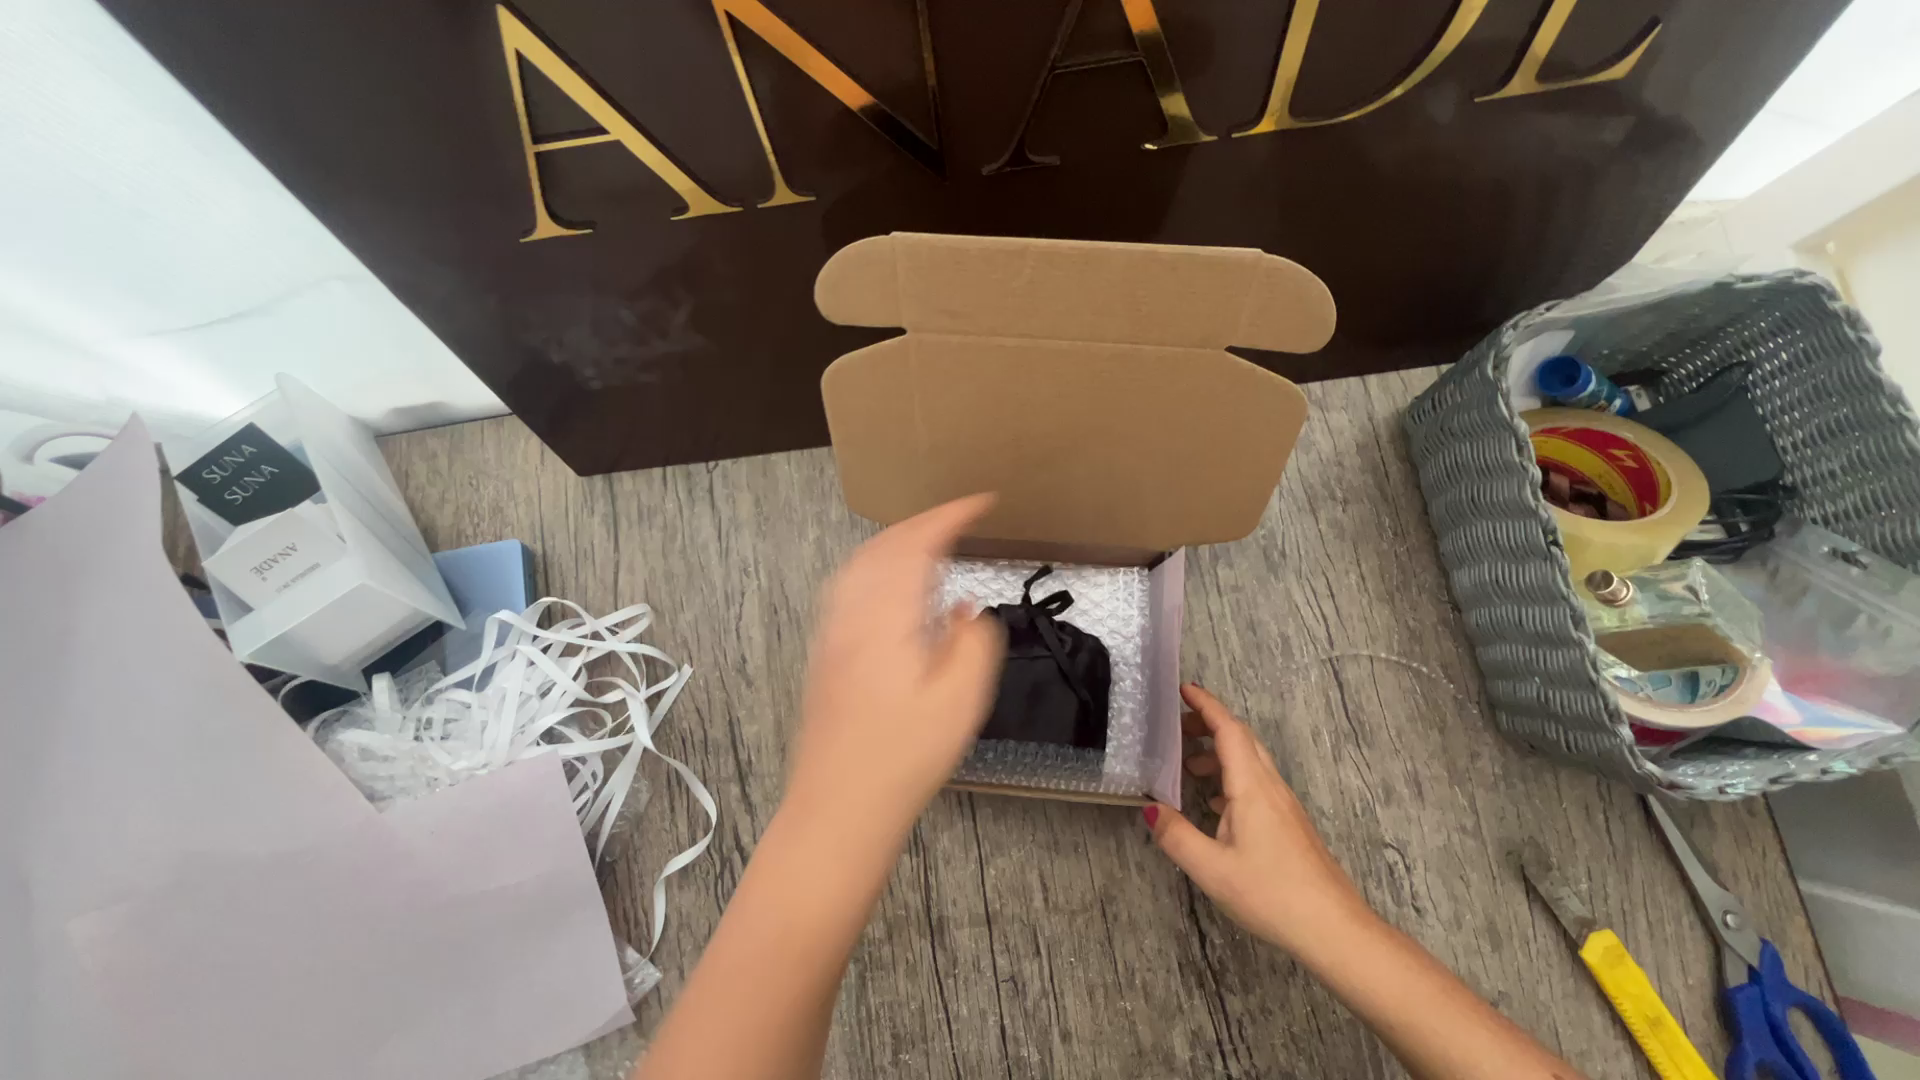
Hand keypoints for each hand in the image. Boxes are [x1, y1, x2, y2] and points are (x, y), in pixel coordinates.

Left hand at [785, 495, 1005, 846]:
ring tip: (928, 542)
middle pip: (882, 546)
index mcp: (885, 616)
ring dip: (895, 542)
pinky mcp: (824, 654)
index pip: (917, 544)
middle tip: (960, 518)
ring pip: (859, 564)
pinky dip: (874, 567)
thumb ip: (972, 641)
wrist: (838, 805)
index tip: (982, 502)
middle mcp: (851, 614)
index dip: (950, 516)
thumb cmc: (905, 755)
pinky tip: (889, 587)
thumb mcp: (961, 700)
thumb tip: (964, 607)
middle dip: (922, 523)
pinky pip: (847, 587)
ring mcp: (831, 634)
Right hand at [1146, 684, 1373, 953]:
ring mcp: (1284, 805)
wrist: (1333, 928)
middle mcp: (1270, 787)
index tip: (1183, 688)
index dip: (1206, 704)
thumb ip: (1176, 835)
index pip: (1228, 730)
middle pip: (1241, 738)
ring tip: (1188, 766)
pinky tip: (1215, 805)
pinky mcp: (1289, 823)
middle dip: (1209, 723)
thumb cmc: (1271, 894)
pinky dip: (1231, 777)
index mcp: (1251, 787)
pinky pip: (1257, 783)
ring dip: (1220, 752)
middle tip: (1177, 726)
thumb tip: (1148, 808)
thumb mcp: (1211, 869)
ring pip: (1251, 761)